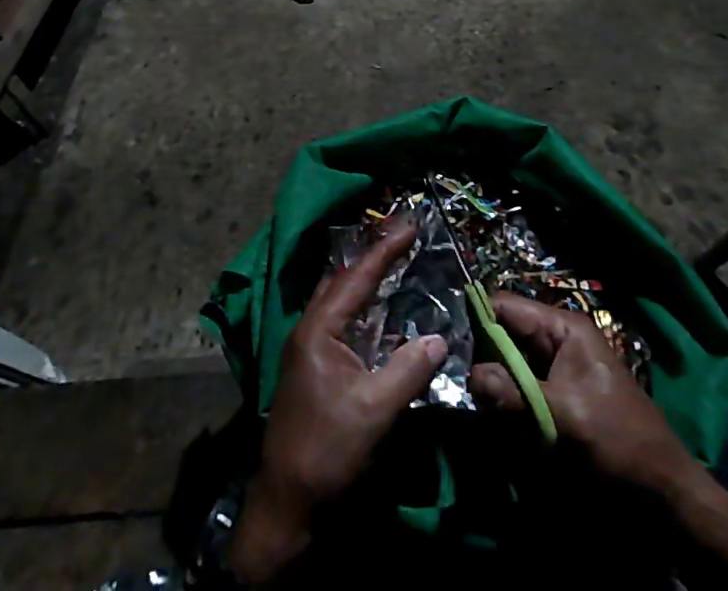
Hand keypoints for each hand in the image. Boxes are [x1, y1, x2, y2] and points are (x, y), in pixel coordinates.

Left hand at [230, 220, 446, 583]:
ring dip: (365, 278)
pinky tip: (381, 311)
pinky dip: (363, 306)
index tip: (410, 224)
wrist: (287, 502)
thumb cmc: (327, 450)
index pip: (356, 278)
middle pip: (341, 280)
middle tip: (402, 235)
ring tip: (394, 260)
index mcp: (318, 331)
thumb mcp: (374, 409)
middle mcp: (309, 332)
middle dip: (371, 254)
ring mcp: (309, 351)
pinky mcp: (315, 369)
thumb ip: (409, 368)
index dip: (384, 250)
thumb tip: (440, 336)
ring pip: (339, 300)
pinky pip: (342, 322)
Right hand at [469, 292, 696, 494]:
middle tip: (447, 375)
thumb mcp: (563, 414)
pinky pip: (515, 386)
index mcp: (562, 328)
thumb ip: (513, 393)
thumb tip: (468, 375)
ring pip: (505, 362)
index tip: (442, 340)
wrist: (659, 486)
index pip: (505, 306)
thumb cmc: (616, 440)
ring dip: (485, 379)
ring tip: (459, 395)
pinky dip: (499, 397)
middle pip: (501, 333)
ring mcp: (553, 367)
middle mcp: (555, 339)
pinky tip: (481, 412)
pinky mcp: (551, 394)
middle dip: (476, 353)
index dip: (473, 318)